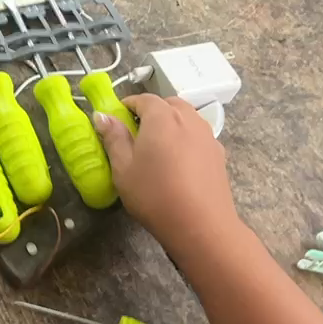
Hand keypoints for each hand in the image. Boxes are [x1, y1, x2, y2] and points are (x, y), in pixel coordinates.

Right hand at [94, 94, 243, 248]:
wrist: (201, 225)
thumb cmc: (154, 194)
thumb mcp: (123, 168)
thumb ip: (114, 138)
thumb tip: (103, 116)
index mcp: (162, 118)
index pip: (144, 99)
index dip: (128, 105)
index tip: (116, 119)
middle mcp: (188, 119)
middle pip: (169, 104)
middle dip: (152, 111)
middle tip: (136, 132)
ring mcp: (207, 136)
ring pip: (187, 118)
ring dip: (171, 122)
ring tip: (158, 146)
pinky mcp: (219, 154)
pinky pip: (198, 135)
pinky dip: (186, 138)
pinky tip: (178, 162)